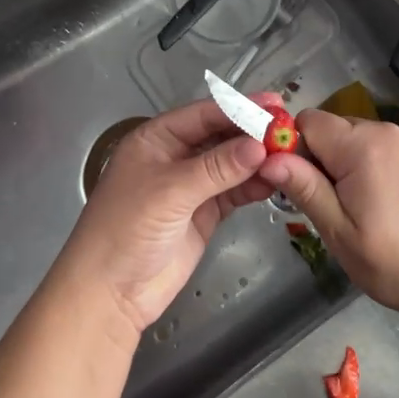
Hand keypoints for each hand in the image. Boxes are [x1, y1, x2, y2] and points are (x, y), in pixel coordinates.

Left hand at [56, 98, 273, 332]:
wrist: (109, 294)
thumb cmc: (126, 229)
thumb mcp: (170, 191)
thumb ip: (216, 167)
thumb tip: (259, 144)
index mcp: (156, 138)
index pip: (203, 114)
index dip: (238, 107)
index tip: (273, 103)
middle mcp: (175, 156)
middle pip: (220, 136)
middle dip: (252, 132)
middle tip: (288, 127)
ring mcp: (191, 186)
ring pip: (231, 164)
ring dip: (257, 159)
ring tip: (289, 154)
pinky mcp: (203, 214)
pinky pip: (233, 192)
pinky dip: (253, 186)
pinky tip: (275, 180)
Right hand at [258, 110, 398, 316]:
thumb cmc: (395, 262)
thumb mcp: (340, 233)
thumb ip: (305, 188)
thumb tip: (267, 158)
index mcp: (362, 146)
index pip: (308, 121)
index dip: (293, 147)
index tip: (295, 183)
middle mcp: (384, 131)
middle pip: (331, 128)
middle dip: (318, 157)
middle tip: (325, 204)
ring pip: (353, 136)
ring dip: (343, 162)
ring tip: (354, 208)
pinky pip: (377, 146)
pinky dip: (367, 165)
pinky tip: (378, 202)